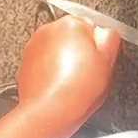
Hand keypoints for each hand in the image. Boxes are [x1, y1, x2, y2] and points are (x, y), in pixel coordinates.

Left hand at [16, 15, 120, 132]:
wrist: (48, 113)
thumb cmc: (77, 90)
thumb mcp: (108, 62)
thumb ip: (110, 39)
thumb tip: (107, 33)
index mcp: (72, 24)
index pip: (93, 27)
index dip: (99, 47)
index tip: (100, 62)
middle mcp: (50, 30)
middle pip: (73, 37)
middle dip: (81, 53)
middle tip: (88, 74)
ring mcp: (35, 46)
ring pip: (58, 50)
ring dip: (65, 62)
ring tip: (73, 83)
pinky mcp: (27, 62)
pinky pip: (45, 63)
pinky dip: (52, 72)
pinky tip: (60, 87)